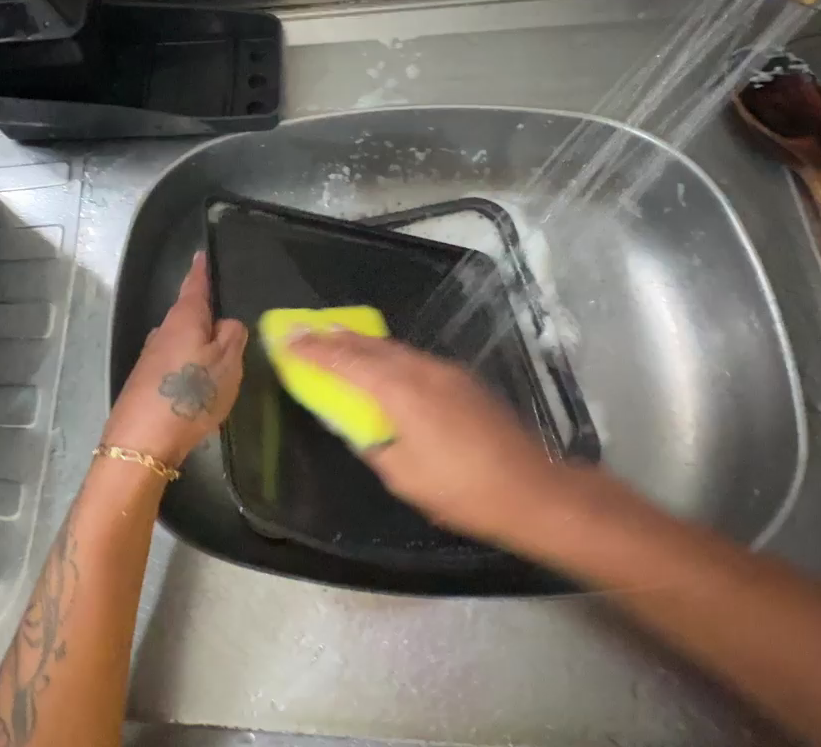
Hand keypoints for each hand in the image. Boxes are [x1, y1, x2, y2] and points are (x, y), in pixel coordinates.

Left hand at [104, 252, 247, 465]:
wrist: (141, 442)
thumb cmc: (190, 395)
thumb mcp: (227, 363)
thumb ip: (233, 336)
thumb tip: (226, 322)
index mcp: (183, 318)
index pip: (194, 284)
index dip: (201, 269)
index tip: (202, 253)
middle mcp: (162, 332)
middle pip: (188, 316)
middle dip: (207, 319)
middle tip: (231, 327)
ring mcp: (150, 358)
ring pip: (181, 343)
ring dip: (198, 349)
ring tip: (221, 365)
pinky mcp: (145, 384)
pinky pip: (175, 367)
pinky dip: (189, 372)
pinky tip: (200, 391)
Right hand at [289, 330, 573, 543]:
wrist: (533, 490)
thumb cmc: (462, 490)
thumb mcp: (403, 475)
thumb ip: (374, 443)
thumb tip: (360, 427)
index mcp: (400, 391)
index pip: (345, 362)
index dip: (313, 350)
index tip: (287, 339)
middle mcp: (421, 370)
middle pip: (368, 345)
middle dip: (333, 337)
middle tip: (304, 329)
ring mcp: (446, 372)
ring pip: (394, 349)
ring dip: (361, 343)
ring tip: (336, 339)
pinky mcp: (463, 381)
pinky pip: (413, 358)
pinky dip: (388, 356)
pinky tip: (382, 364)